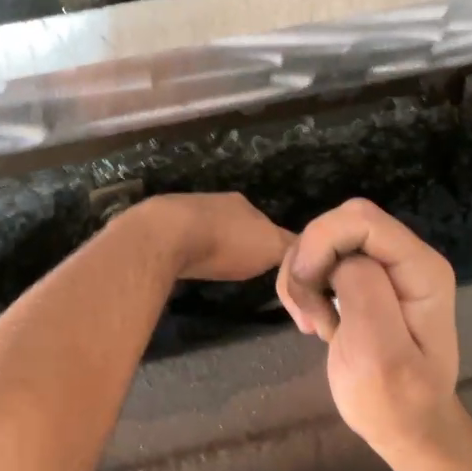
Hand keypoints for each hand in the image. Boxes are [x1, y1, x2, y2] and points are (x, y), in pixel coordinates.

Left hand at [120, 192, 294, 282]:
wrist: (168, 234)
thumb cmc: (224, 242)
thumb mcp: (269, 247)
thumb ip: (289, 248)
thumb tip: (305, 249)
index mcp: (244, 204)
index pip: (267, 223)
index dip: (274, 244)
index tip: (276, 264)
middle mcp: (218, 202)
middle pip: (239, 224)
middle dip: (243, 243)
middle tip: (248, 269)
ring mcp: (189, 210)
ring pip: (212, 229)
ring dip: (216, 245)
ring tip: (220, 267)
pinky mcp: (166, 225)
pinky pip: (188, 238)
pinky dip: (194, 249)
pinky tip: (193, 261)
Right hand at [277, 200, 460, 460]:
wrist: (401, 429)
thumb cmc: (396, 402)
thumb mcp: (383, 358)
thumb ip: (366, 295)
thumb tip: (342, 260)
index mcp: (421, 268)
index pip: (361, 220)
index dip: (323, 242)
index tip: (308, 288)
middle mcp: (402, 256)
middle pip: (335, 225)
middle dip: (308, 263)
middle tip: (311, 314)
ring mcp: (379, 264)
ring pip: (317, 239)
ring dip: (301, 280)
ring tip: (314, 324)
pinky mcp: (356, 275)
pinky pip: (312, 257)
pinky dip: (299, 286)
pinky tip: (312, 320)